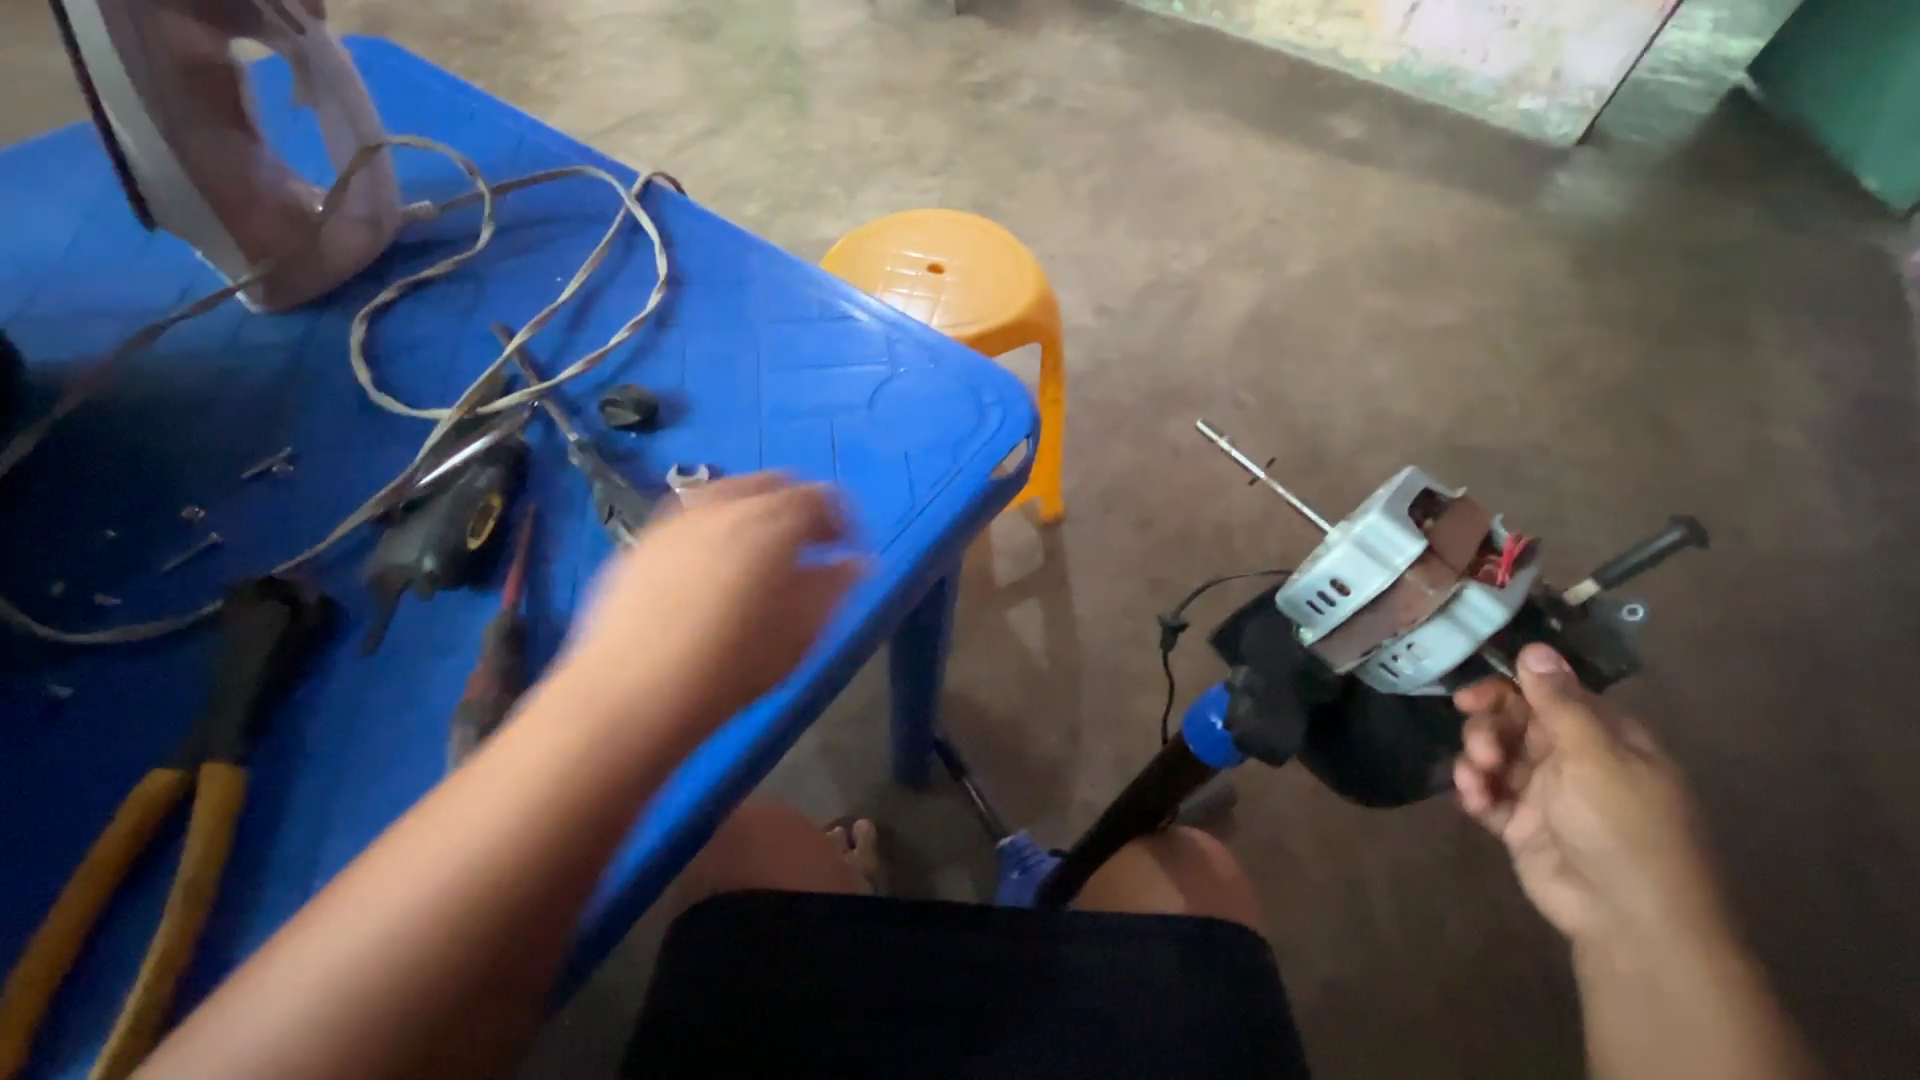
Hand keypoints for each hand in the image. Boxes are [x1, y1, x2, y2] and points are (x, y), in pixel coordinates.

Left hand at [551, 473, 862, 741]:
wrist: (636, 688)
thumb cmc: (734, 664)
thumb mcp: (802, 631)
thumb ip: (835, 587)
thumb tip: (855, 562)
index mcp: (775, 521)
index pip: (822, 497)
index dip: (844, 520)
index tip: (849, 551)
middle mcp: (728, 504)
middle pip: (777, 483)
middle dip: (801, 508)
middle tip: (811, 548)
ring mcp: (680, 517)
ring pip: (731, 492)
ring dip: (758, 511)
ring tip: (763, 555)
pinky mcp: (645, 539)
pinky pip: (693, 516)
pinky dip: (717, 526)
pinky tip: (715, 568)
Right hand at [1453, 645, 1725, 944]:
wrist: (1627, 916)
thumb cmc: (1623, 827)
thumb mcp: (1595, 757)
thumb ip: (1559, 703)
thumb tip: (1534, 647)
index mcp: (1604, 737)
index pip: (1549, 694)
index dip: (1509, 688)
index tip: (1472, 695)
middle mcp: (1574, 758)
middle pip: (1514, 722)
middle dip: (1488, 728)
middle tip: (1481, 746)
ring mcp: (1546, 793)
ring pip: (1494, 754)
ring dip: (1478, 759)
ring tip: (1479, 779)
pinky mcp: (1520, 824)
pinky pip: (1486, 793)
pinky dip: (1474, 791)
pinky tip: (1473, 798)